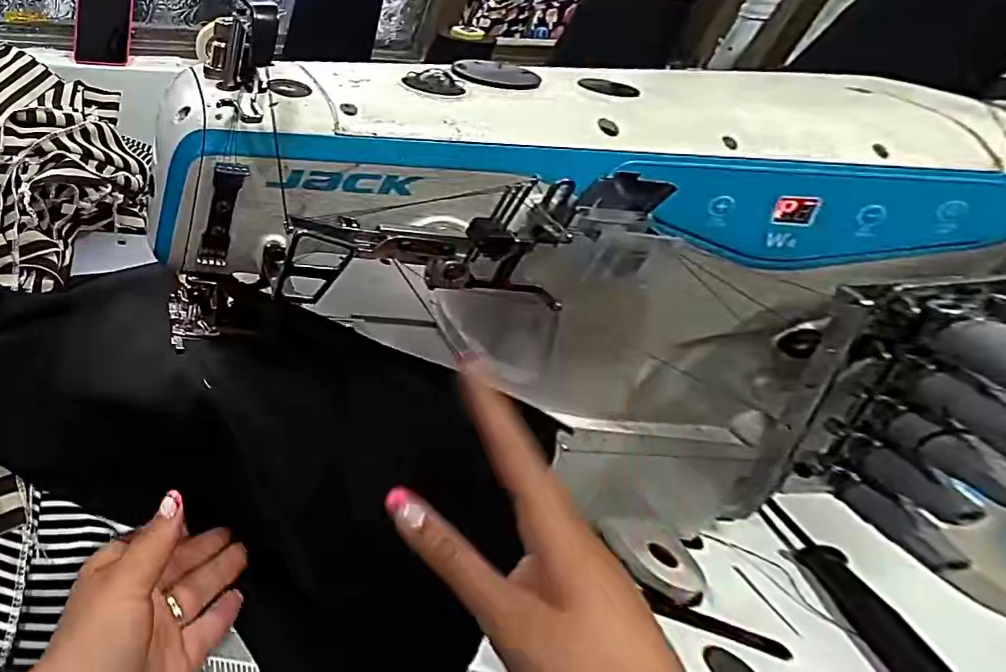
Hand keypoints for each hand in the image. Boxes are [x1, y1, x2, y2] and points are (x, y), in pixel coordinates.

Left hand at [35, 490, 247, 671]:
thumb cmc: (87, 648)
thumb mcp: (122, 580)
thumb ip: (152, 542)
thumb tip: (171, 501)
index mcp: (118, 571)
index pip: (155, 538)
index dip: (178, 524)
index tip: (198, 508)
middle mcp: (138, 599)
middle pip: (180, 563)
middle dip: (205, 545)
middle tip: (228, 529)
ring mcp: (158, 631)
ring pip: (197, 593)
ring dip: (219, 573)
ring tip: (239, 554)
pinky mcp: (176, 660)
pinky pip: (206, 631)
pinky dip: (223, 614)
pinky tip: (235, 600)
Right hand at [385, 366, 682, 671]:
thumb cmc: (595, 669)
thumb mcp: (506, 615)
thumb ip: (451, 556)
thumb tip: (403, 504)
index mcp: (560, 534)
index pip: (516, 452)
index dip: (491, 405)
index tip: (474, 364)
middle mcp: (583, 542)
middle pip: (535, 467)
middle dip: (504, 425)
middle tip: (482, 387)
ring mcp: (598, 567)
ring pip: (550, 498)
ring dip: (519, 459)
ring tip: (500, 434)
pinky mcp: (602, 592)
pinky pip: (559, 527)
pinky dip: (533, 500)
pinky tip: (529, 518)